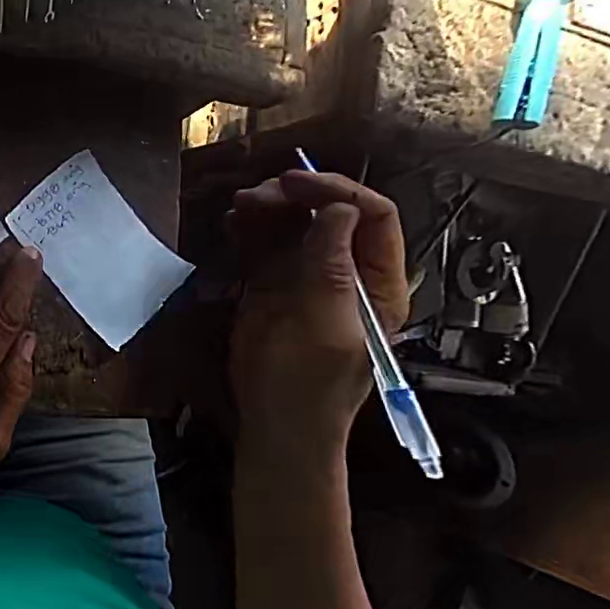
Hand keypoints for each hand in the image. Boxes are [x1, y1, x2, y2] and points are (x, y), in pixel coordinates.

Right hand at [225, 171, 406, 458]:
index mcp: (377, 281)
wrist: (275, 424)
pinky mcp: (272, 282)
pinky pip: (264, 243)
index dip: (339, 191)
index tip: (296, 184)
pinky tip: (232, 222)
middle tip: (257, 196)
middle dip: (295, 196)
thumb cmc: (310, 386)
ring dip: (267, 207)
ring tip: (239, 207)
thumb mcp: (328, 327)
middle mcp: (346, 270)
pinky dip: (248, 227)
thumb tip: (339, 210)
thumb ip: (334, 268)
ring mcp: (306, 274)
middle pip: (329, 211)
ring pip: (293, 222)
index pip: (374, 216)